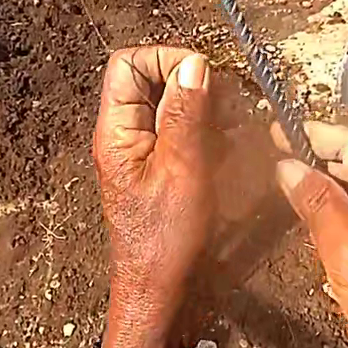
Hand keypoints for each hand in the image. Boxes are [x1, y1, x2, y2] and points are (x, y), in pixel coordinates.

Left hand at [93, 46, 216, 347]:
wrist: (157, 288)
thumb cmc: (163, 241)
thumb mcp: (181, 172)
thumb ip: (187, 116)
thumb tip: (194, 65)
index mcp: (117, 131)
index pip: (128, 64)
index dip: (166, 59)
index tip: (204, 76)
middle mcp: (126, 134)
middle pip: (152, 80)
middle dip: (194, 86)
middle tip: (225, 108)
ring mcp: (142, 150)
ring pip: (172, 105)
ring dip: (206, 111)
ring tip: (229, 134)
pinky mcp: (160, 165)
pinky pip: (183, 132)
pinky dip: (207, 135)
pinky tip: (224, 155)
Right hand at [272, 121, 347, 347]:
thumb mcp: (347, 251)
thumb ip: (317, 202)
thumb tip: (288, 167)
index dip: (314, 133)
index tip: (280, 130)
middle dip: (318, 157)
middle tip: (279, 155)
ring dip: (328, 183)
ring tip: (292, 183)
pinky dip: (342, 208)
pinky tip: (319, 216)